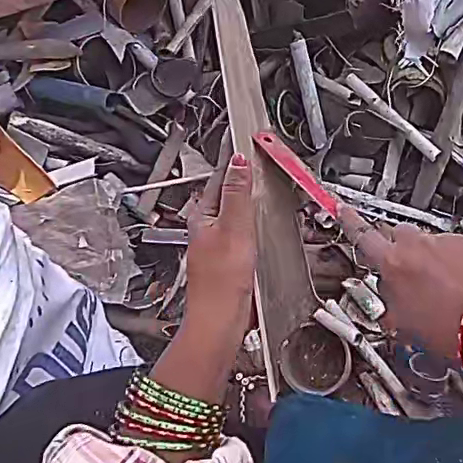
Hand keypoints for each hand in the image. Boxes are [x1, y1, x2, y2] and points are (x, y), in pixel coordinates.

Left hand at [181, 151, 255, 332]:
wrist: (220, 321)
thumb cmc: (221, 281)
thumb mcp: (234, 229)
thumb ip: (238, 195)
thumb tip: (239, 163)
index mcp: (202, 217)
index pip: (219, 178)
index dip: (232, 160)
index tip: (241, 142)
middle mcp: (206, 229)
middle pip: (225, 195)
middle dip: (239, 177)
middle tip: (252, 157)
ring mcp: (217, 246)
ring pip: (233, 214)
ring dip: (246, 200)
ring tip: (257, 184)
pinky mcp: (229, 261)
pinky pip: (242, 232)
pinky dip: (251, 222)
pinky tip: (260, 225)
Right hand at [340, 205, 462, 362]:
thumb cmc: (455, 330)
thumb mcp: (406, 326)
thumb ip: (392, 304)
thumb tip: (392, 304)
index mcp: (394, 264)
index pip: (362, 235)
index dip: (350, 221)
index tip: (343, 209)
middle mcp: (419, 246)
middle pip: (399, 236)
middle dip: (401, 251)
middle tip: (408, 275)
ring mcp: (447, 242)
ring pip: (430, 245)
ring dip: (432, 260)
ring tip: (443, 290)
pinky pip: (457, 249)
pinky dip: (457, 264)